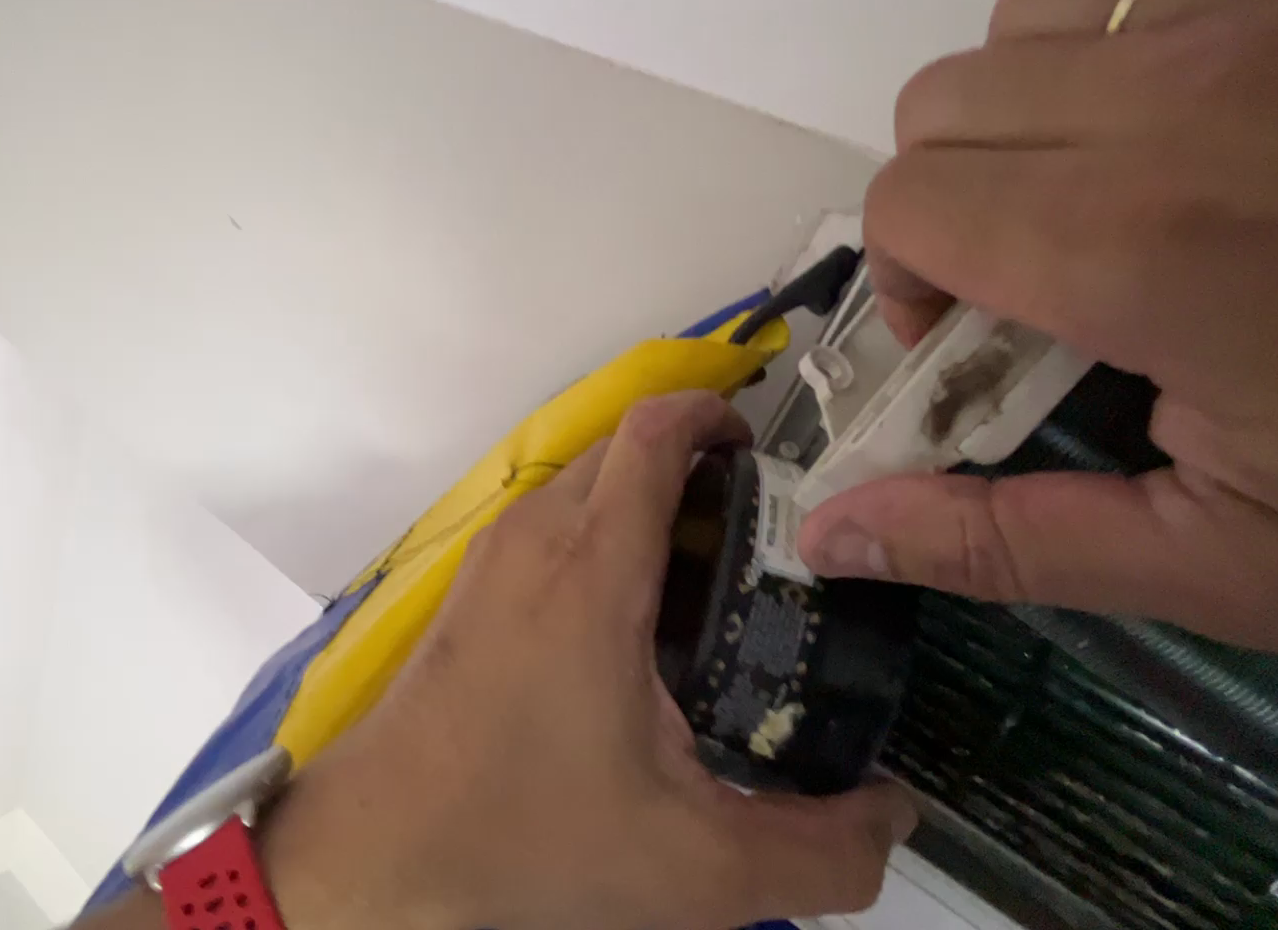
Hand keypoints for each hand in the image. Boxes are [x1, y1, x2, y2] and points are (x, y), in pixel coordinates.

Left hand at [259, 392, 915, 929]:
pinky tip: (633, 612)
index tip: (761, 449)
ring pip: (584, 481)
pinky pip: (551, 519)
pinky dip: (601, 529)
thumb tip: (895, 811)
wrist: (382, 843)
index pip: (653, 432)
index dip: (712, 414)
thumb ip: (821, 847)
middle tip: (758, 531)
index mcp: (592, 567)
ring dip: (645, 498)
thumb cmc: (529, 833)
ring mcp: (495, 552)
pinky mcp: (472, 581)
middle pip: (623, 447)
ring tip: (704, 573)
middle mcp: (538, 534)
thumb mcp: (697, 863)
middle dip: (693, 462)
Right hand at [799, 0, 1277, 653]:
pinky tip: (1214, 104)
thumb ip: (999, 545)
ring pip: (1024, 21)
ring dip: (1026, 109)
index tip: (978, 333)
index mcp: (1142, 245)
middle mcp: (1190, 88)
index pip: (902, 205)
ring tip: (1114, 178)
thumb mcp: (1237, 562)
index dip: (910, 279)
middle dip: (948, 201)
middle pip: (936, 108)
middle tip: (1036, 270)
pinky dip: (1136, 29)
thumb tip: (824, 540)